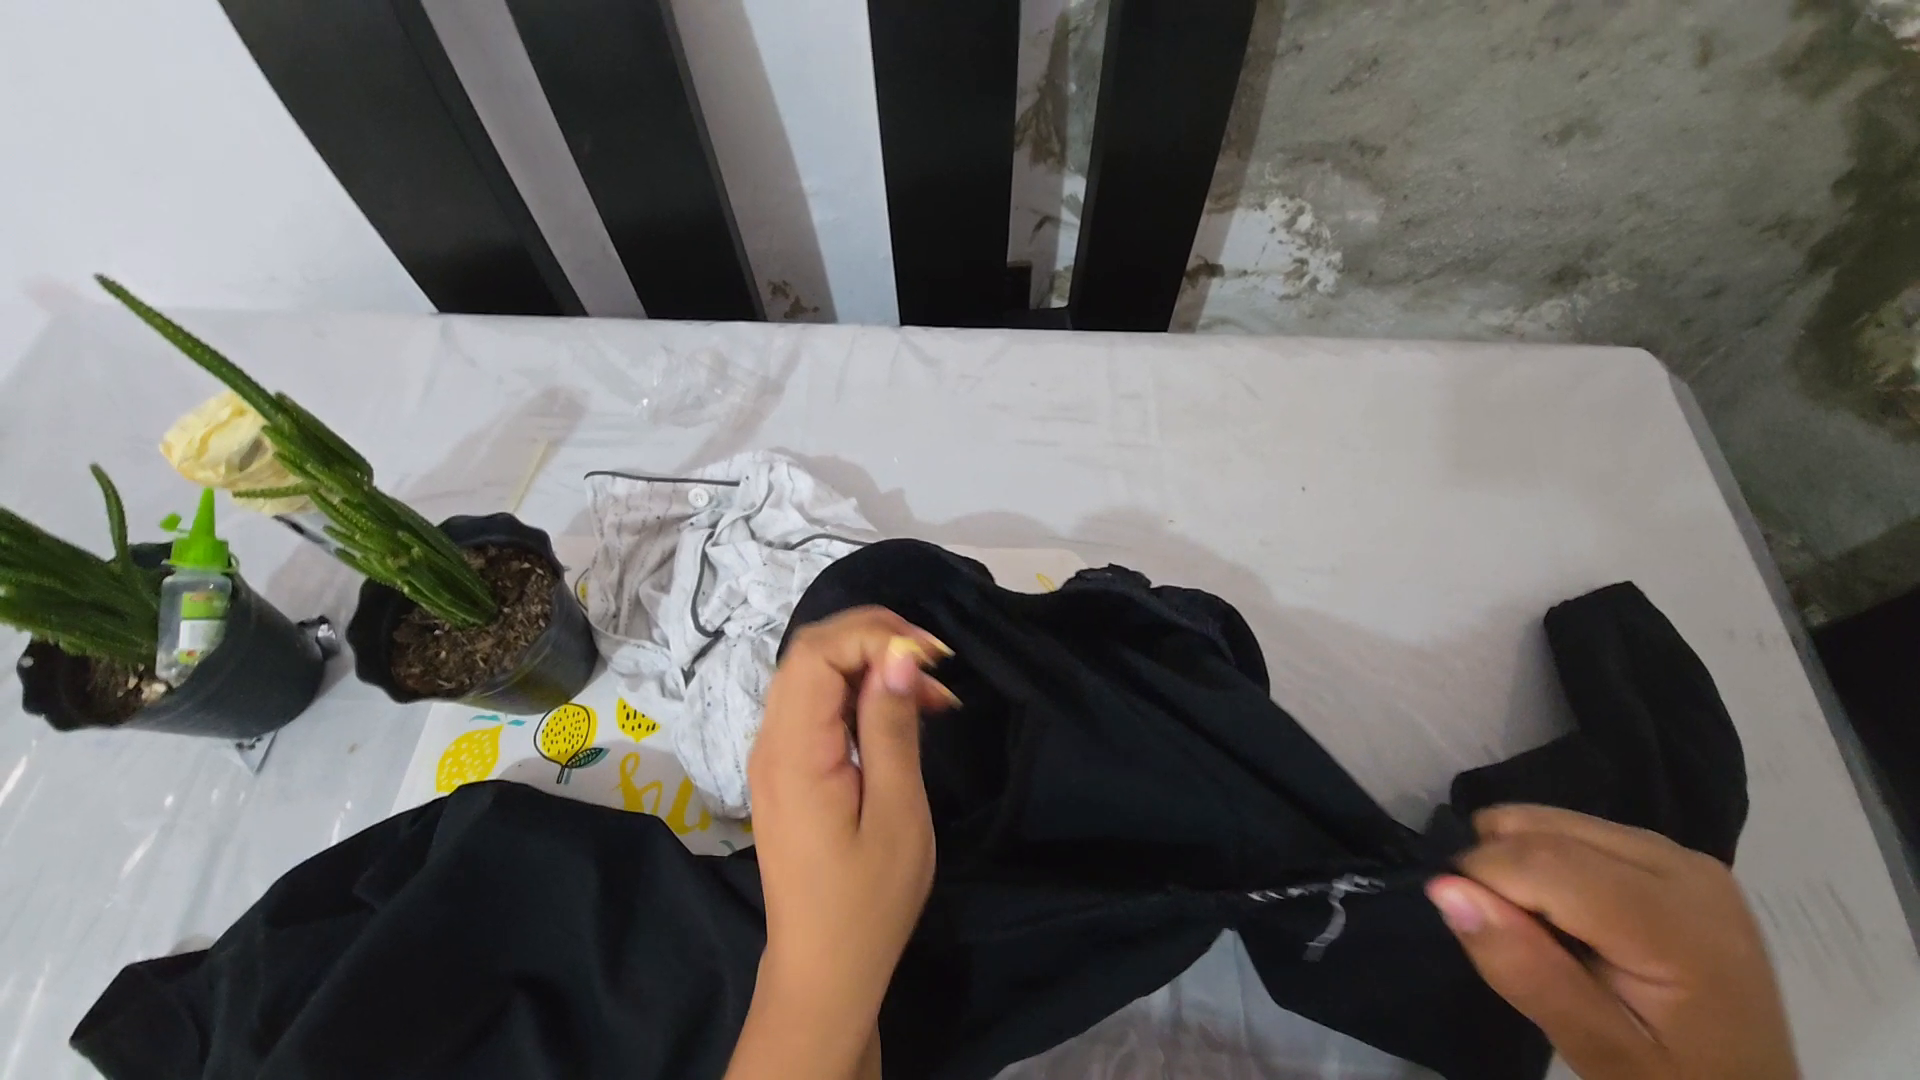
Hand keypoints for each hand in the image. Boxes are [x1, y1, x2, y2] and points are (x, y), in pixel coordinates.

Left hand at [725, 607, 955, 1079]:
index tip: (931, 656)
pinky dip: (858, 695)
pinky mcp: (786, 769)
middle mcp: (771, 743)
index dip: (873, 634)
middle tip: (934, 663)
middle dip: (873, 640)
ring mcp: (773, 756)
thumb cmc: (868, 901)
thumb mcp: (897, 813)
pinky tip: (900, 714)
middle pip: (809, 654)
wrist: (824, 970)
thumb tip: (899, 656)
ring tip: (930, 693)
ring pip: (813, 676)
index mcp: (793, 752)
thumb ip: (892, 728)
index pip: (817, 653)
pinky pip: (816, 707)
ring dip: (869, 666)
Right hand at [1426, 805, 1796, 1079]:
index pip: (1539, 861)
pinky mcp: (1664, 851)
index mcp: (1677, 924)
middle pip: (1536, 830)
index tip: (1481, 933)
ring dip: (1516, 864)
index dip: (1482, 884)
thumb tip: (1443, 888)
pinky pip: (1565, 826)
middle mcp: (1680, 866)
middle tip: (1521, 940)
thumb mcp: (1600, 1052)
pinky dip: (1540, 859)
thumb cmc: (1671, 1078)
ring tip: (1547, 929)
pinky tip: (1571, 912)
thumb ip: (1525, 971)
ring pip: (1542, 820)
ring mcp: (1677, 853)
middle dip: (1497, 873)